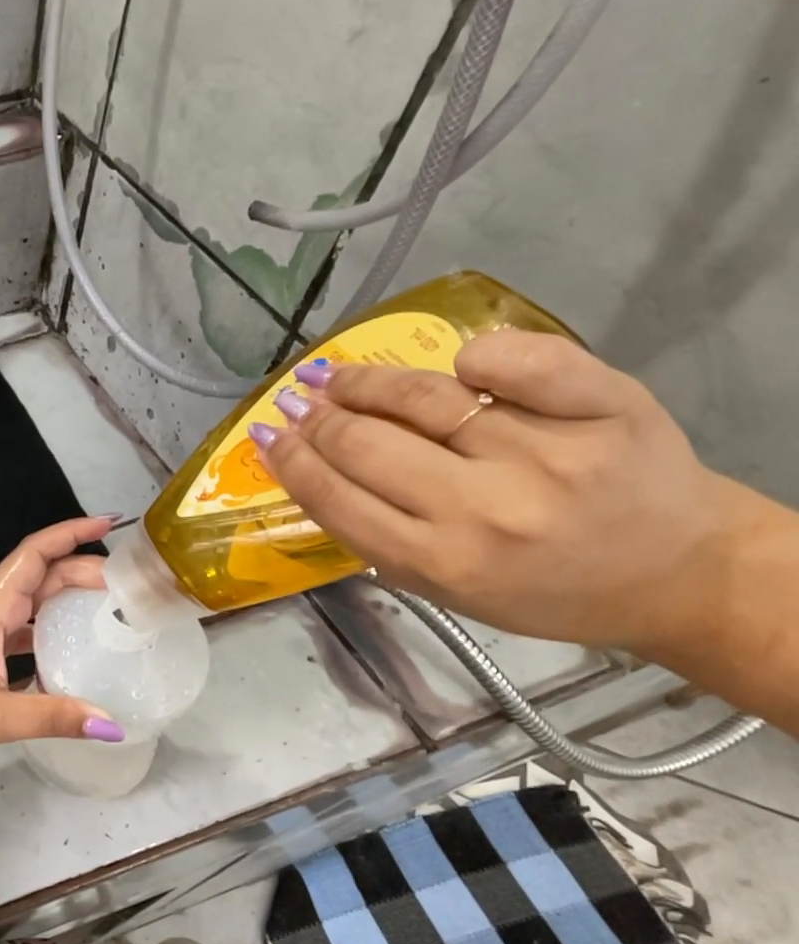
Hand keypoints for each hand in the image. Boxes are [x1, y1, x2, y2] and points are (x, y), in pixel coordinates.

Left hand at [0, 517, 124, 749]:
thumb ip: (53, 717)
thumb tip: (111, 725)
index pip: (35, 554)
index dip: (70, 533)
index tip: (109, 522)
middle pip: (42, 572)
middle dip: (83, 567)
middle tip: (127, 584)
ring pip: (34, 595)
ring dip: (69, 592)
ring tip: (111, 605)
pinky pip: (25, 619)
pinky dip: (52, 621)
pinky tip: (76, 642)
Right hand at [253, 330, 748, 655]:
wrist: (678, 576)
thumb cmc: (544, 590)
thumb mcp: (444, 589)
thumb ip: (375, 536)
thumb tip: (306, 465)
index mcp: (441, 561)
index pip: (335, 495)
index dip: (289, 458)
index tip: (266, 434)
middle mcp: (488, 508)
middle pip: (366, 442)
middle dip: (318, 417)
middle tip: (295, 400)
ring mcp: (548, 453)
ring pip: (426, 396)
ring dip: (366, 380)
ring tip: (336, 374)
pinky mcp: (605, 408)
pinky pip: (521, 362)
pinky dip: (480, 353)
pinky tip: (456, 360)